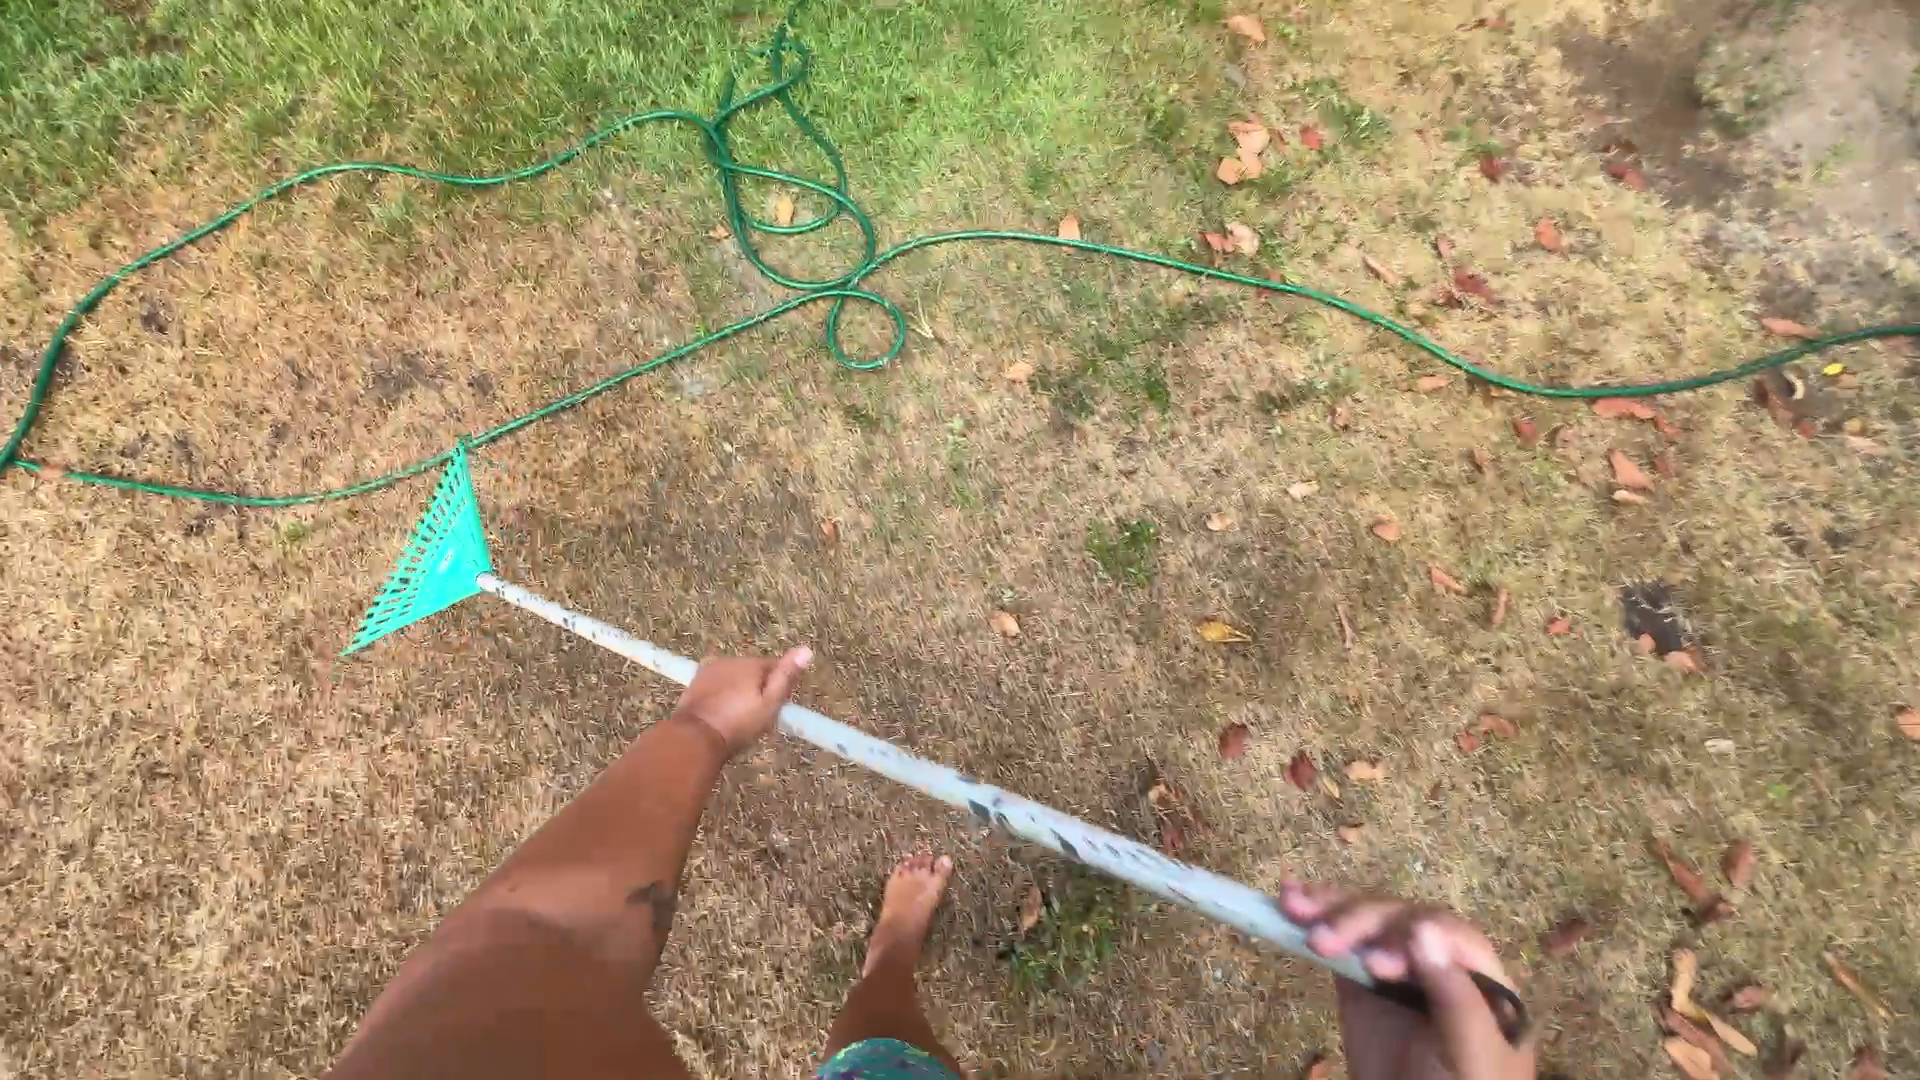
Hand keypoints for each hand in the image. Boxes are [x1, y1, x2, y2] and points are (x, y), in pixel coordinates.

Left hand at [671, 648, 811, 756]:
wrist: (694, 738)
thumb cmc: (738, 724)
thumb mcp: (770, 703)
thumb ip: (786, 676)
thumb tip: (806, 648)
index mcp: (752, 664)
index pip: (776, 667)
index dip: (780, 686)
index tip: (778, 707)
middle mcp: (731, 660)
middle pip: (754, 671)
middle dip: (759, 688)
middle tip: (758, 716)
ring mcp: (710, 670)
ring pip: (735, 677)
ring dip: (740, 690)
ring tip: (739, 717)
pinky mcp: (695, 683)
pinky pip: (717, 684)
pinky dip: (722, 694)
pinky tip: (722, 713)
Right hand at [1279, 882, 1534, 1079]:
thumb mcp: (1471, 1060)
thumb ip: (1456, 1000)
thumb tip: (1423, 929)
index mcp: (1481, 981)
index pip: (1446, 933)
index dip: (1407, 935)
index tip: (1373, 964)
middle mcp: (1437, 964)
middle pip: (1397, 918)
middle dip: (1355, 921)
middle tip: (1320, 941)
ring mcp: (1394, 968)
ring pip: (1364, 919)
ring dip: (1326, 906)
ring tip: (1291, 906)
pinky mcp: (1359, 979)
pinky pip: (1339, 938)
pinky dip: (1314, 913)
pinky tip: (1288, 895)